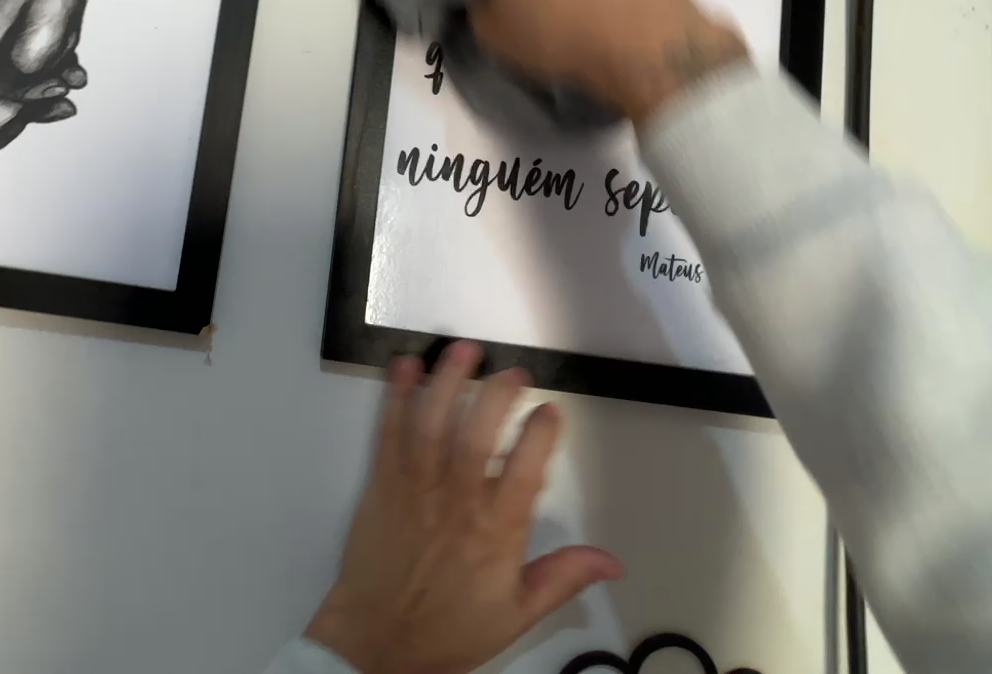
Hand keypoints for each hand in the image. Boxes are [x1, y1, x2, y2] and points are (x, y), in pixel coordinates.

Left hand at [306, 342, 621, 673]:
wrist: (378, 640)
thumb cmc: (449, 627)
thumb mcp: (516, 614)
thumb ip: (562, 578)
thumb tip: (612, 560)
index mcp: (494, 535)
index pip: (524, 475)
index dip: (539, 438)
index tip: (551, 410)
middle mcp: (455, 503)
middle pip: (476, 439)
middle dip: (496, 397)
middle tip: (513, 371)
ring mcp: (414, 488)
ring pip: (431, 426)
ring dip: (447, 383)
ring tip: (462, 350)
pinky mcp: (382, 483)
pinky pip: (389, 433)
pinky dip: (395, 397)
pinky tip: (404, 366)